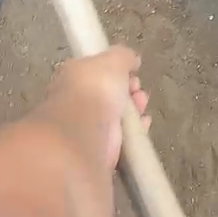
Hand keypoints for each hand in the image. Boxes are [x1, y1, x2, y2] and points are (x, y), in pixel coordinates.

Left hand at [41, 46, 150, 169]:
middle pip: (108, 98)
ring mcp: (85, 133)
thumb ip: (122, 57)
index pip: (97, 73)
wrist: (80, 142)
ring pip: (114, 123)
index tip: (134, 74)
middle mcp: (76, 105)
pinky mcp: (96, 159)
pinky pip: (119, 147)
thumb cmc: (93, 93)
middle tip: (140, 95)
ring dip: (133, 117)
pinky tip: (141, 135)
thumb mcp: (112, 61)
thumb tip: (132, 59)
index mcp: (73, 78)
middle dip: (129, 95)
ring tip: (144, 115)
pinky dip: (133, 140)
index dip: (118, 72)